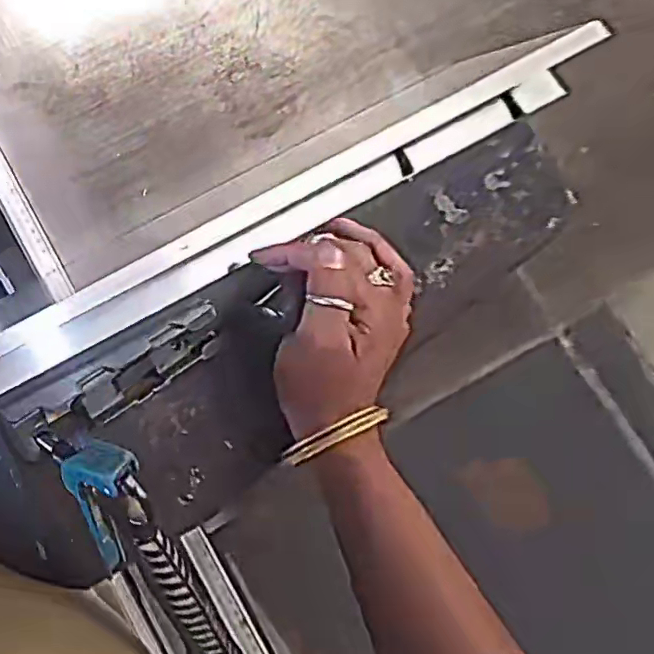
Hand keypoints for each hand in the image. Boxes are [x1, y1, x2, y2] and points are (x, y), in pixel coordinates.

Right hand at [252, 218, 416, 439]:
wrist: (333, 424)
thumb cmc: (318, 389)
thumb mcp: (315, 339)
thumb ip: (325, 291)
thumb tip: (326, 252)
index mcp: (371, 309)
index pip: (331, 260)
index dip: (295, 252)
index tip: (267, 256)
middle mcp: (386, 308)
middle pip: (354, 254)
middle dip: (315, 243)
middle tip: (282, 247)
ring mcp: (386, 315)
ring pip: (378, 261)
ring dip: (352, 241)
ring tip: (328, 229)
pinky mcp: (378, 323)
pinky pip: (385, 278)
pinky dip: (370, 260)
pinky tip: (356, 258)